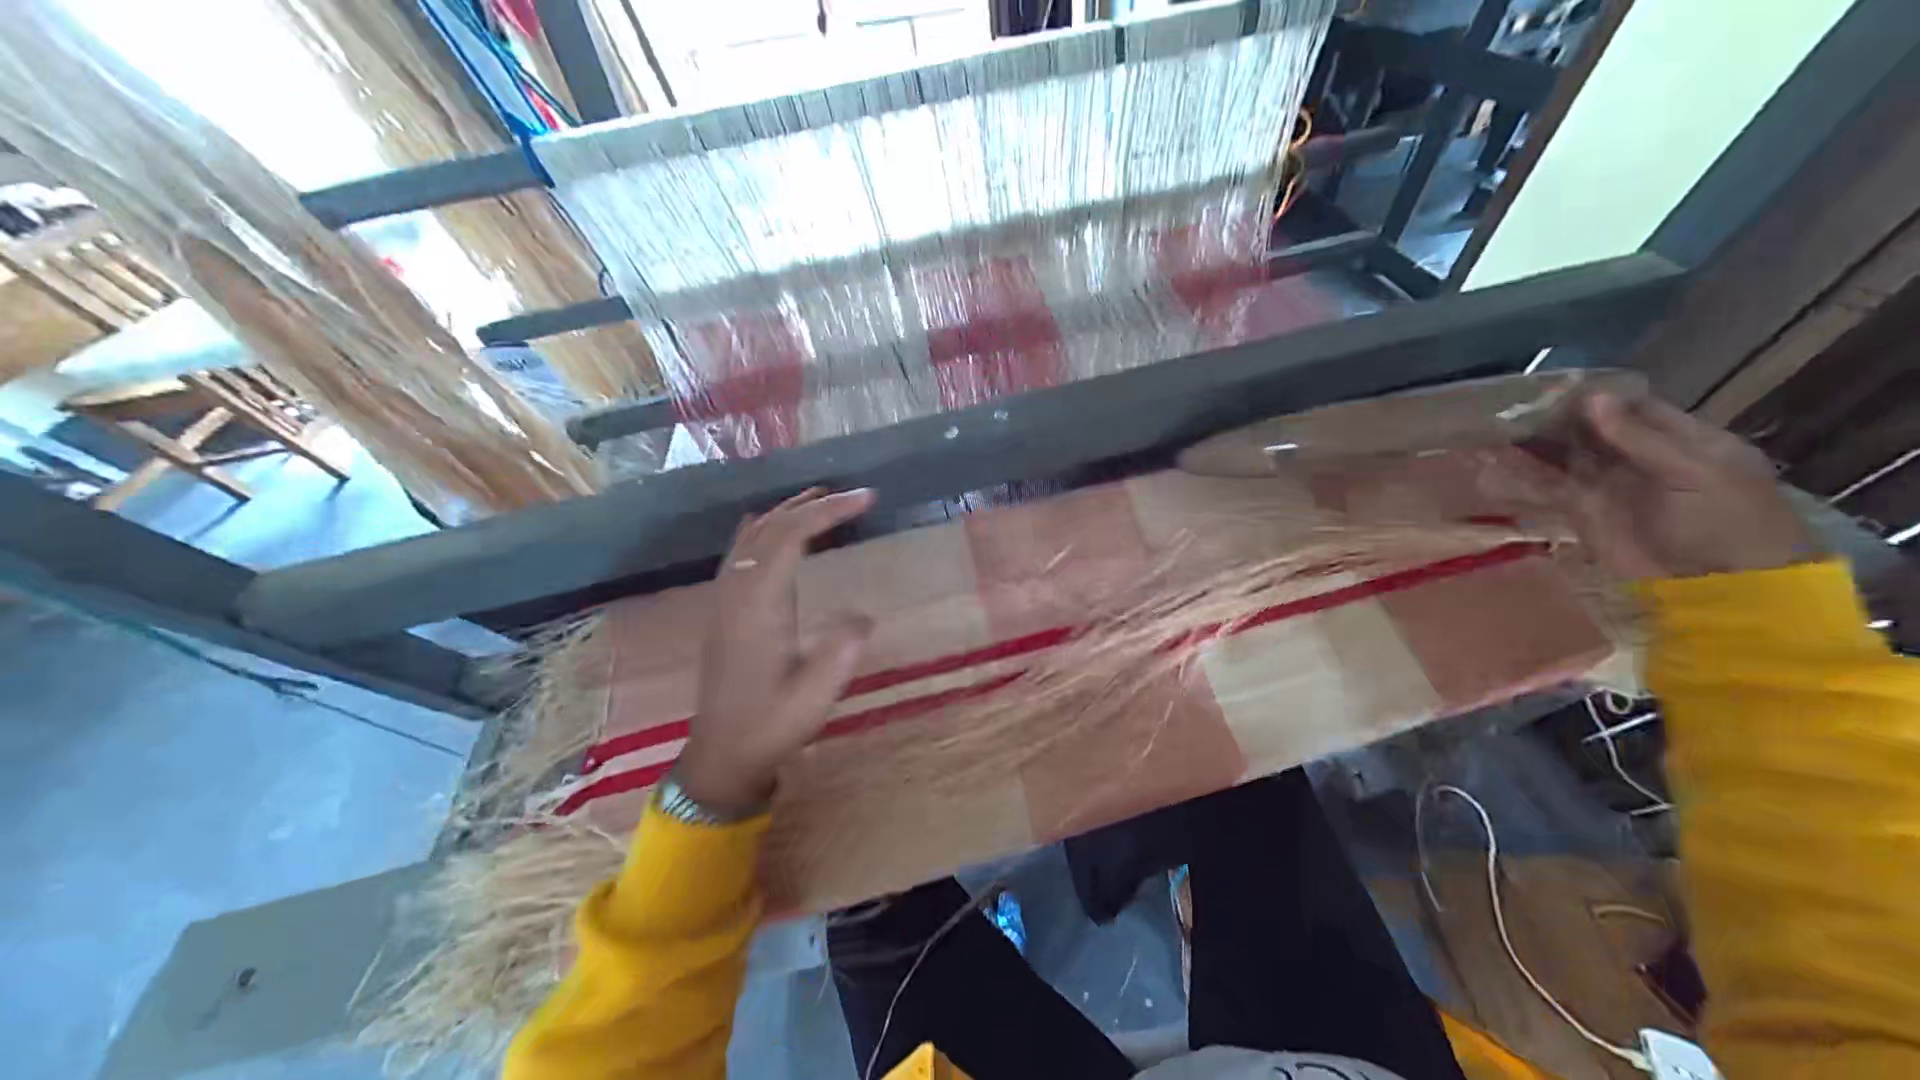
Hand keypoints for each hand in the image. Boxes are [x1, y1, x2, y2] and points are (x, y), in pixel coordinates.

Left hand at [675, 488, 875, 816]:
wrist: (721, 752)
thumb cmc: (770, 725)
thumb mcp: (815, 697)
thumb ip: (841, 652)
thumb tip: (865, 617)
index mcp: (760, 606)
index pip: (791, 538)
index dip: (828, 512)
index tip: (865, 499)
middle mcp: (738, 592)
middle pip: (772, 528)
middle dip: (814, 505)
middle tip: (856, 495)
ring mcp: (726, 598)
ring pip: (753, 536)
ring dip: (788, 511)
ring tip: (821, 497)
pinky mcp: (725, 609)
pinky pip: (741, 551)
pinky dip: (764, 528)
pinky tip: (770, 525)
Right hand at [1482, 392, 1815, 579]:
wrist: (1721, 585)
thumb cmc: (1726, 521)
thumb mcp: (1693, 473)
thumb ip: (1639, 438)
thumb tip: (1592, 399)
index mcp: (1675, 437)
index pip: (1626, 406)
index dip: (1588, 396)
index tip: (1543, 388)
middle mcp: (1635, 456)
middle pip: (1584, 430)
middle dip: (1545, 420)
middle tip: (1499, 410)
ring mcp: (1606, 484)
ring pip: (1557, 458)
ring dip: (1523, 448)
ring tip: (1482, 435)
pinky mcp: (1582, 512)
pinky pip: (1545, 491)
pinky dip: (1517, 482)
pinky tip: (1487, 473)